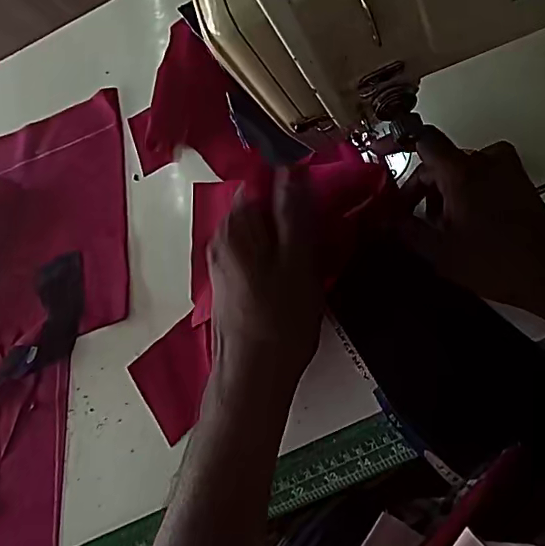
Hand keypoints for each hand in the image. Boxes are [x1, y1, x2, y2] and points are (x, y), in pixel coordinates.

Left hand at [207, 165, 324, 388]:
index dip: (293, 182)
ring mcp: (223, 261)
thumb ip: (293, 210)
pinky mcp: (231, 282)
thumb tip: (292, 168)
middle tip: (323, 230)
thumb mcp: (298, 258)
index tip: (320, 196)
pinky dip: (277, 256)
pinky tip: (297, 276)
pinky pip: (257, 253)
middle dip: (292, 212)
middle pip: (260, 206)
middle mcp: (221, 239)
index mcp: (235, 226)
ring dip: (287, 235)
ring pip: (261, 231)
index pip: (262, 179)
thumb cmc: (279, 321)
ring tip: (314, 256)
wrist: (254, 377)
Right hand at [395, 128, 544, 320]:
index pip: (424, 140)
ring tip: (439, 224)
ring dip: (444, 190)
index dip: (398, 141)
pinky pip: (483, 175)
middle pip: (441, 160)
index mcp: (462, 173)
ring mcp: (506, 171)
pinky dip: (468, 190)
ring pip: (461, 169)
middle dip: (421, 186)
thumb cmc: (498, 263)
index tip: (383, 149)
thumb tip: (387, 221)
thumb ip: (406, 230)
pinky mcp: (520, 183)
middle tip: (407, 212)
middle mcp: (485, 163)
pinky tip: (465, 220)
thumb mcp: (439, 251)